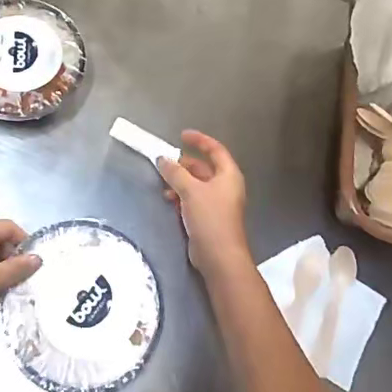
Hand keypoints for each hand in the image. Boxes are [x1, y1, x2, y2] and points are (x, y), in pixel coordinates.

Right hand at [156, 129, 250, 273]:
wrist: (219, 255)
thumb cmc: (210, 218)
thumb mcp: (190, 191)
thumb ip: (175, 173)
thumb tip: (162, 159)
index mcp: (228, 175)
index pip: (215, 150)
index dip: (200, 140)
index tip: (182, 135)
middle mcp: (225, 186)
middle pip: (203, 168)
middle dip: (184, 165)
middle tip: (166, 163)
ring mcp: (217, 202)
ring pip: (195, 184)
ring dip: (180, 182)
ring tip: (164, 185)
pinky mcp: (207, 217)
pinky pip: (192, 199)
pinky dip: (181, 196)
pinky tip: (169, 199)